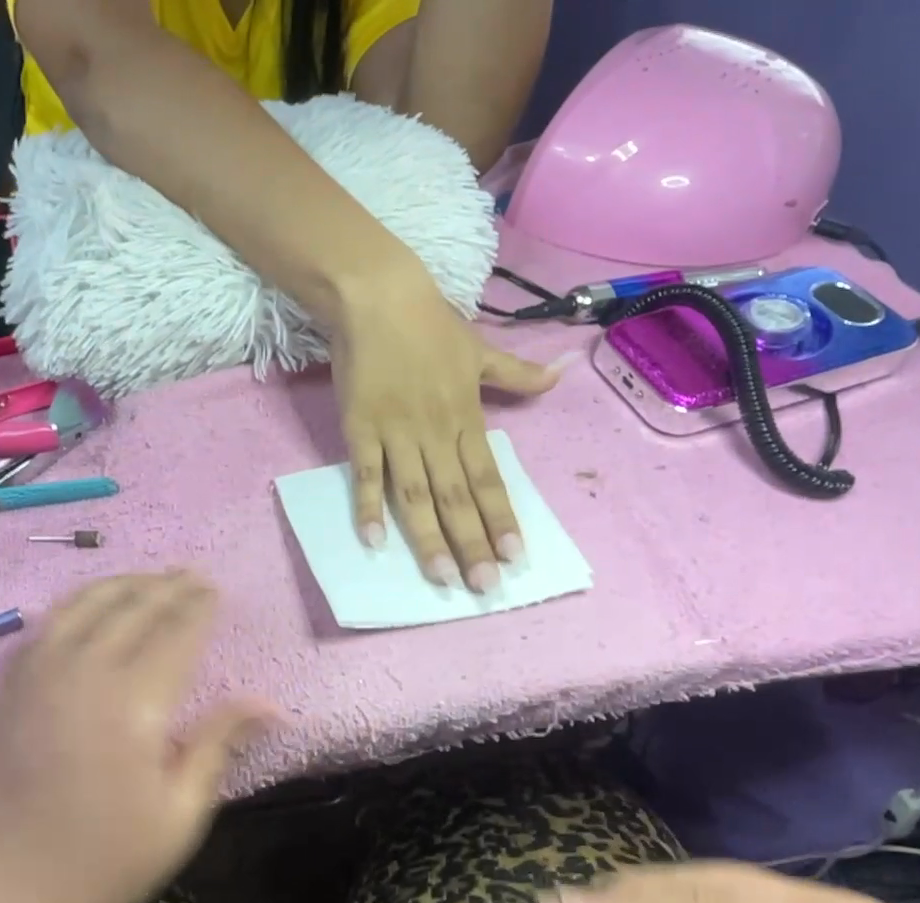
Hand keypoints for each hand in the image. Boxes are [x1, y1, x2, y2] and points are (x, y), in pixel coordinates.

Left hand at [0, 571, 271, 902]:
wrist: (7, 890)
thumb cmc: (105, 861)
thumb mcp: (180, 814)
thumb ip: (217, 744)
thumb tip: (269, 702)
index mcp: (134, 702)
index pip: (175, 632)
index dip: (197, 604)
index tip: (213, 585)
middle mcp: (84, 672)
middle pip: (131, 608)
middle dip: (164, 585)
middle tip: (187, 572)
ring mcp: (38, 675)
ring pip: (82, 606)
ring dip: (118, 584)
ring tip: (143, 578)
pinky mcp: (7, 687)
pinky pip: (42, 627)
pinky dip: (70, 605)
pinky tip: (82, 606)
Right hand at [334, 280, 558, 590]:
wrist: (377, 300)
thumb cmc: (428, 325)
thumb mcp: (479, 349)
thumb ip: (515, 373)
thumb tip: (559, 379)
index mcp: (466, 417)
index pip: (489, 477)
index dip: (501, 517)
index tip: (515, 555)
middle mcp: (436, 433)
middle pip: (456, 497)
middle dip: (471, 543)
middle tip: (483, 586)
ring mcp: (396, 433)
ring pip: (415, 495)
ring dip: (428, 538)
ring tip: (440, 578)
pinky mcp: (360, 429)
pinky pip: (365, 475)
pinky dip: (369, 507)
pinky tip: (375, 542)